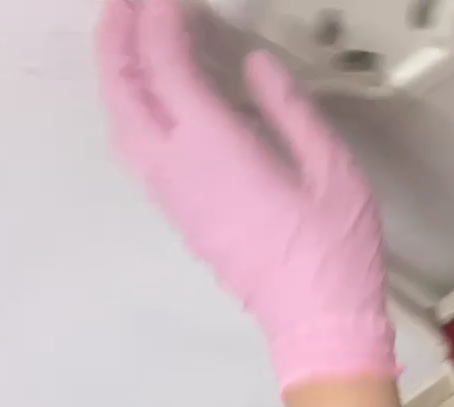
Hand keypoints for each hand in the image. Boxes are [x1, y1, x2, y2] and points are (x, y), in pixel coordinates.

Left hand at [95, 0, 395, 387]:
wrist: (321, 326)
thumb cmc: (337, 254)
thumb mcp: (335, 174)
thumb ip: (292, 112)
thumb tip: (255, 65)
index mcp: (215, 147)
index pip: (163, 62)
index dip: (159, 18)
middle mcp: (178, 167)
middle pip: (121, 87)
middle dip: (116, 35)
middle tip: (128, 3)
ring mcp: (175, 198)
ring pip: (120, 122)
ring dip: (116, 75)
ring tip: (131, 46)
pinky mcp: (184, 221)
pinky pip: (138, 154)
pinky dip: (132, 113)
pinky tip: (154, 108)